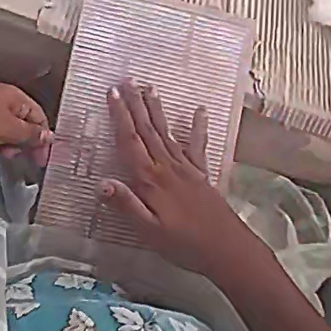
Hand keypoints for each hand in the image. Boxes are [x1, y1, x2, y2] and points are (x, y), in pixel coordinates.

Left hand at [0, 82, 51, 162]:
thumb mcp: (8, 129)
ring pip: (3, 126)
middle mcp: (1, 95)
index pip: (39, 117)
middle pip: (22, 121)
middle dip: (21, 141)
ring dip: (4, 142)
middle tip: (12, 155)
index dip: (42, 139)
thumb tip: (48, 136)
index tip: (39, 161)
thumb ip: (30, 134)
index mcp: (15, 95)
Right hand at [100, 82, 262, 277]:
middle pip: (147, 130)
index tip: (111, 94)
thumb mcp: (148, 231)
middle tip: (126, 80)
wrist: (228, 250)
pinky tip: (198, 111)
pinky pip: (197, 146)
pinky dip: (196, 127)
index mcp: (151, 180)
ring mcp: (186, 169)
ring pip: (166, 132)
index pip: (130, 142)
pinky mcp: (201, 175)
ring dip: (156, 110)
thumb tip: (102, 182)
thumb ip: (126, 205)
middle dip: (135, 104)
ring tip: (149, 88)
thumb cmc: (184, 244)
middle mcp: (167, 168)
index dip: (119, 117)